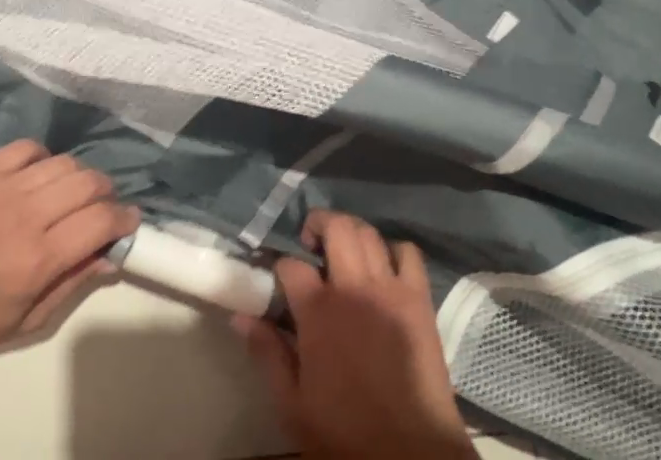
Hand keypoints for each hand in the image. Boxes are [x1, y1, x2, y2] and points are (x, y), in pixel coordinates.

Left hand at [0, 140, 140, 364]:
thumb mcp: (21, 321)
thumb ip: (70, 285)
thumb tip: (108, 257)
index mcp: (39, 259)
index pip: (102, 221)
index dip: (125, 219)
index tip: (127, 224)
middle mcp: (26, 216)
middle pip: (90, 182)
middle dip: (107, 195)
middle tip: (100, 210)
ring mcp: (0, 188)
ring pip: (63, 163)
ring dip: (78, 177)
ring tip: (69, 194)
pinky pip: (25, 148)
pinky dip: (42, 158)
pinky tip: (36, 177)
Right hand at [234, 211, 477, 459]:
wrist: (409, 453)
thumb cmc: (344, 431)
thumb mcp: (292, 403)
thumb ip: (267, 354)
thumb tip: (241, 317)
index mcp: (317, 311)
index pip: (290, 264)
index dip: (278, 265)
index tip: (275, 277)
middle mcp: (353, 288)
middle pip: (336, 227)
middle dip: (317, 223)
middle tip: (309, 241)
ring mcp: (391, 290)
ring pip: (370, 233)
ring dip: (352, 232)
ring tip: (342, 250)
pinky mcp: (420, 300)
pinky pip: (409, 254)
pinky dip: (394, 250)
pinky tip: (383, 267)